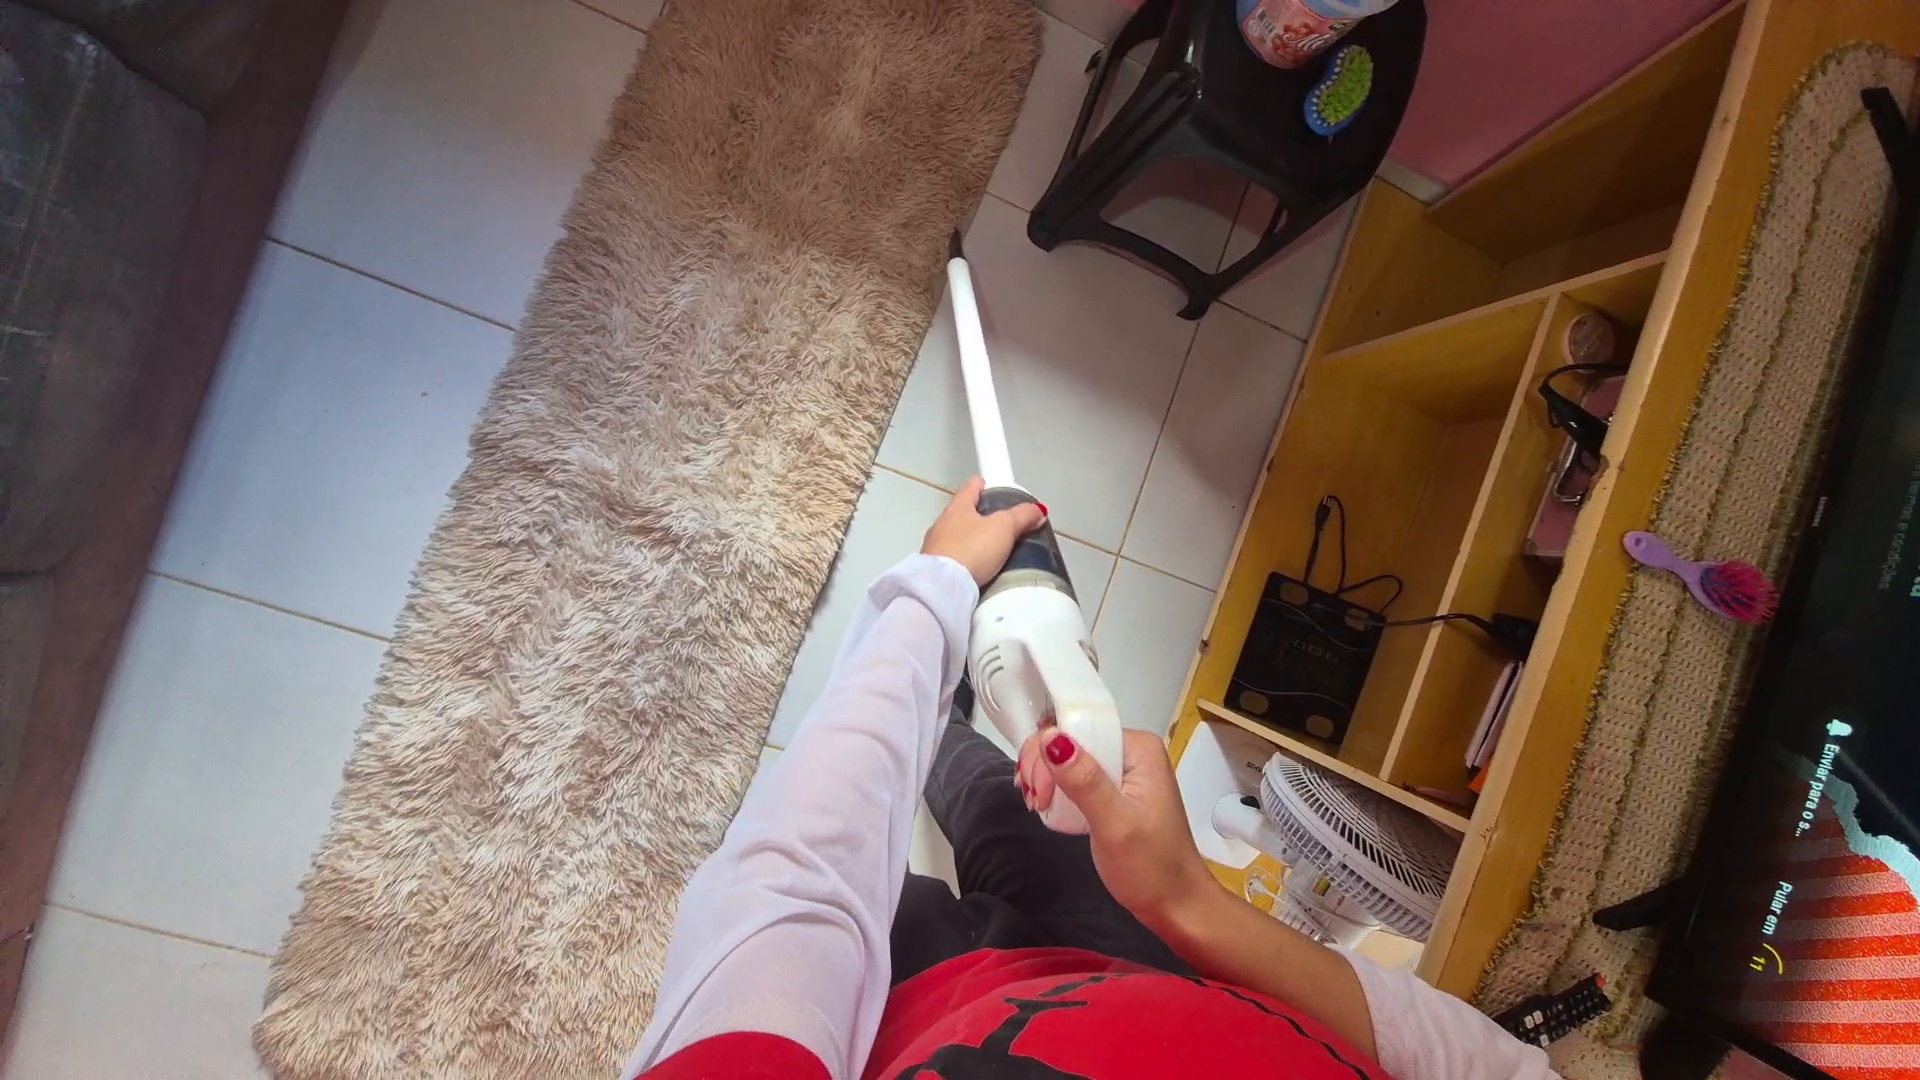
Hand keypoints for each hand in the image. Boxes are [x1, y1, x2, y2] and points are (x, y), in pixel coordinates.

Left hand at [921, 476, 1046, 587]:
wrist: (943, 586)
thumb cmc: (973, 548)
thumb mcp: (1003, 528)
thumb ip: (1021, 516)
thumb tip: (1038, 510)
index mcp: (957, 508)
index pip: (969, 488)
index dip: (981, 484)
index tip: (988, 484)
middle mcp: (942, 524)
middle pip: (961, 512)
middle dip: (976, 515)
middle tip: (997, 521)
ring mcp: (934, 547)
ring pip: (954, 536)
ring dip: (968, 539)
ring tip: (988, 548)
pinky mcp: (934, 570)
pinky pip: (951, 558)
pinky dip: (963, 559)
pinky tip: (974, 568)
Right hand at [1016, 727, 1219, 933]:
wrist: (1176, 908)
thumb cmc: (1150, 867)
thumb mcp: (1114, 823)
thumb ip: (1083, 780)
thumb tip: (1050, 735)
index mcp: (1137, 746)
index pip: (1077, 728)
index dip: (1048, 752)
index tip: (1036, 791)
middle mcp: (1130, 749)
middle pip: (1070, 740)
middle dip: (1043, 767)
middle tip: (1034, 803)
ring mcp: (1123, 769)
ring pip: (1068, 758)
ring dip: (1045, 779)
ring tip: (1037, 806)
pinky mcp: (1114, 789)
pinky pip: (1076, 776)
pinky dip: (1056, 790)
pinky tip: (1045, 806)